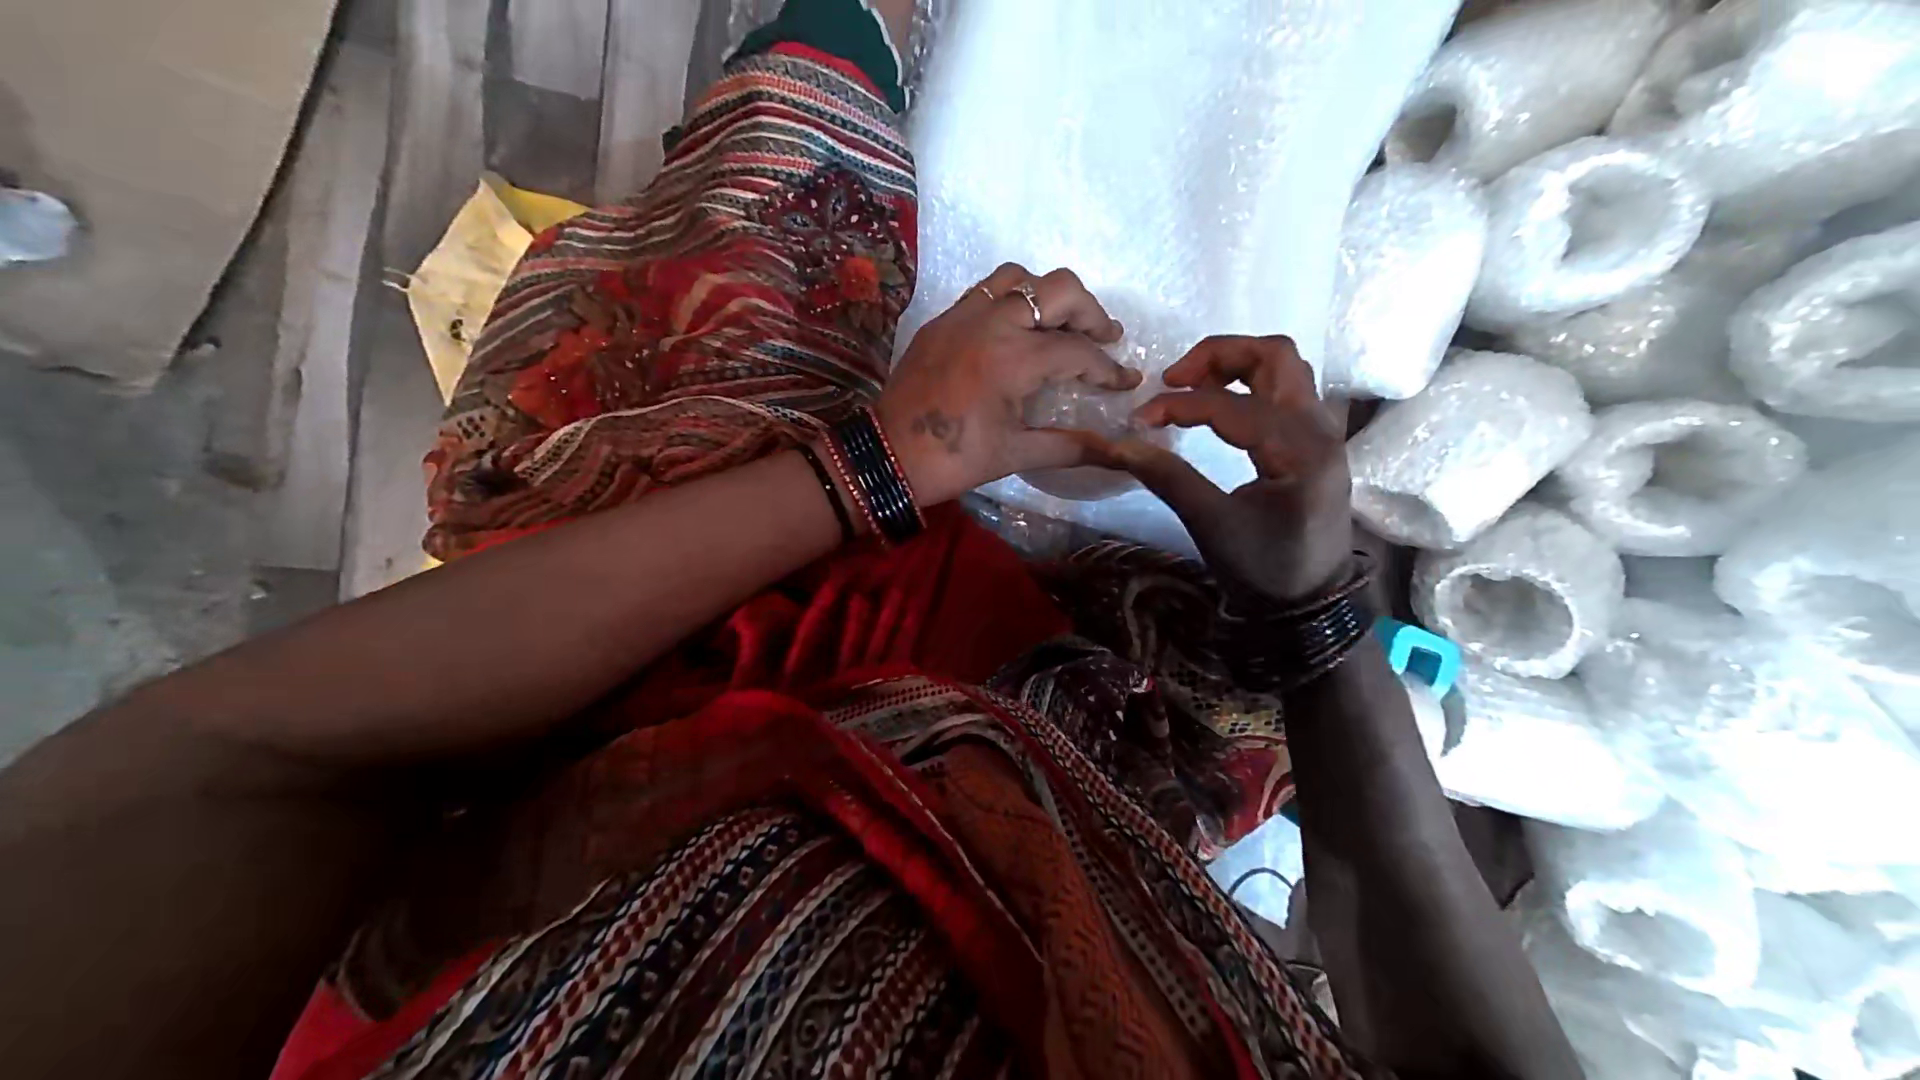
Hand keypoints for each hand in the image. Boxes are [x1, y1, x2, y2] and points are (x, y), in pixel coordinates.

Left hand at [875, 263, 1140, 504]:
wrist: (886, 457)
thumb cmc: (952, 460)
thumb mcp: (1014, 455)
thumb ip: (1069, 447)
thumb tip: (1115, 453)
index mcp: (1012, 360)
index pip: (1077, 352)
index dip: (1108, 368)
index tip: (1125, 382)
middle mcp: (991, 323)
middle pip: (1058, 289)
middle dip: (1090, 312)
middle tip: (1104, 338)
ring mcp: (962, 316)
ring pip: (1018, 278)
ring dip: (1048, 296)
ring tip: (1060, 325)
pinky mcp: (941, 321)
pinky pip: (985, 291)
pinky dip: (1011, 300)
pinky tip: (1017, 330)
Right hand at [1093, 335, 1353, 603]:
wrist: (1308, 603)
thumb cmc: (1262, 569)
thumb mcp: (1211, 525)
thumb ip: (1168, 478)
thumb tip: (1120, 444)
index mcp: (1298, 452)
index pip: (1231, 405)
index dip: (1178, 405)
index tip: (1139, 420)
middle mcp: (1319, 429)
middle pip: (1274, 356)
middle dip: (1218, 355)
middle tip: (1173, 379)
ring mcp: (1323, 432)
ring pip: (1284, 368)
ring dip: (1237, 364)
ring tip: (1192, 387)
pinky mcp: (1316, 442)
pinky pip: (1287, 390)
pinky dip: (1250, 383)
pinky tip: (1219, 407)